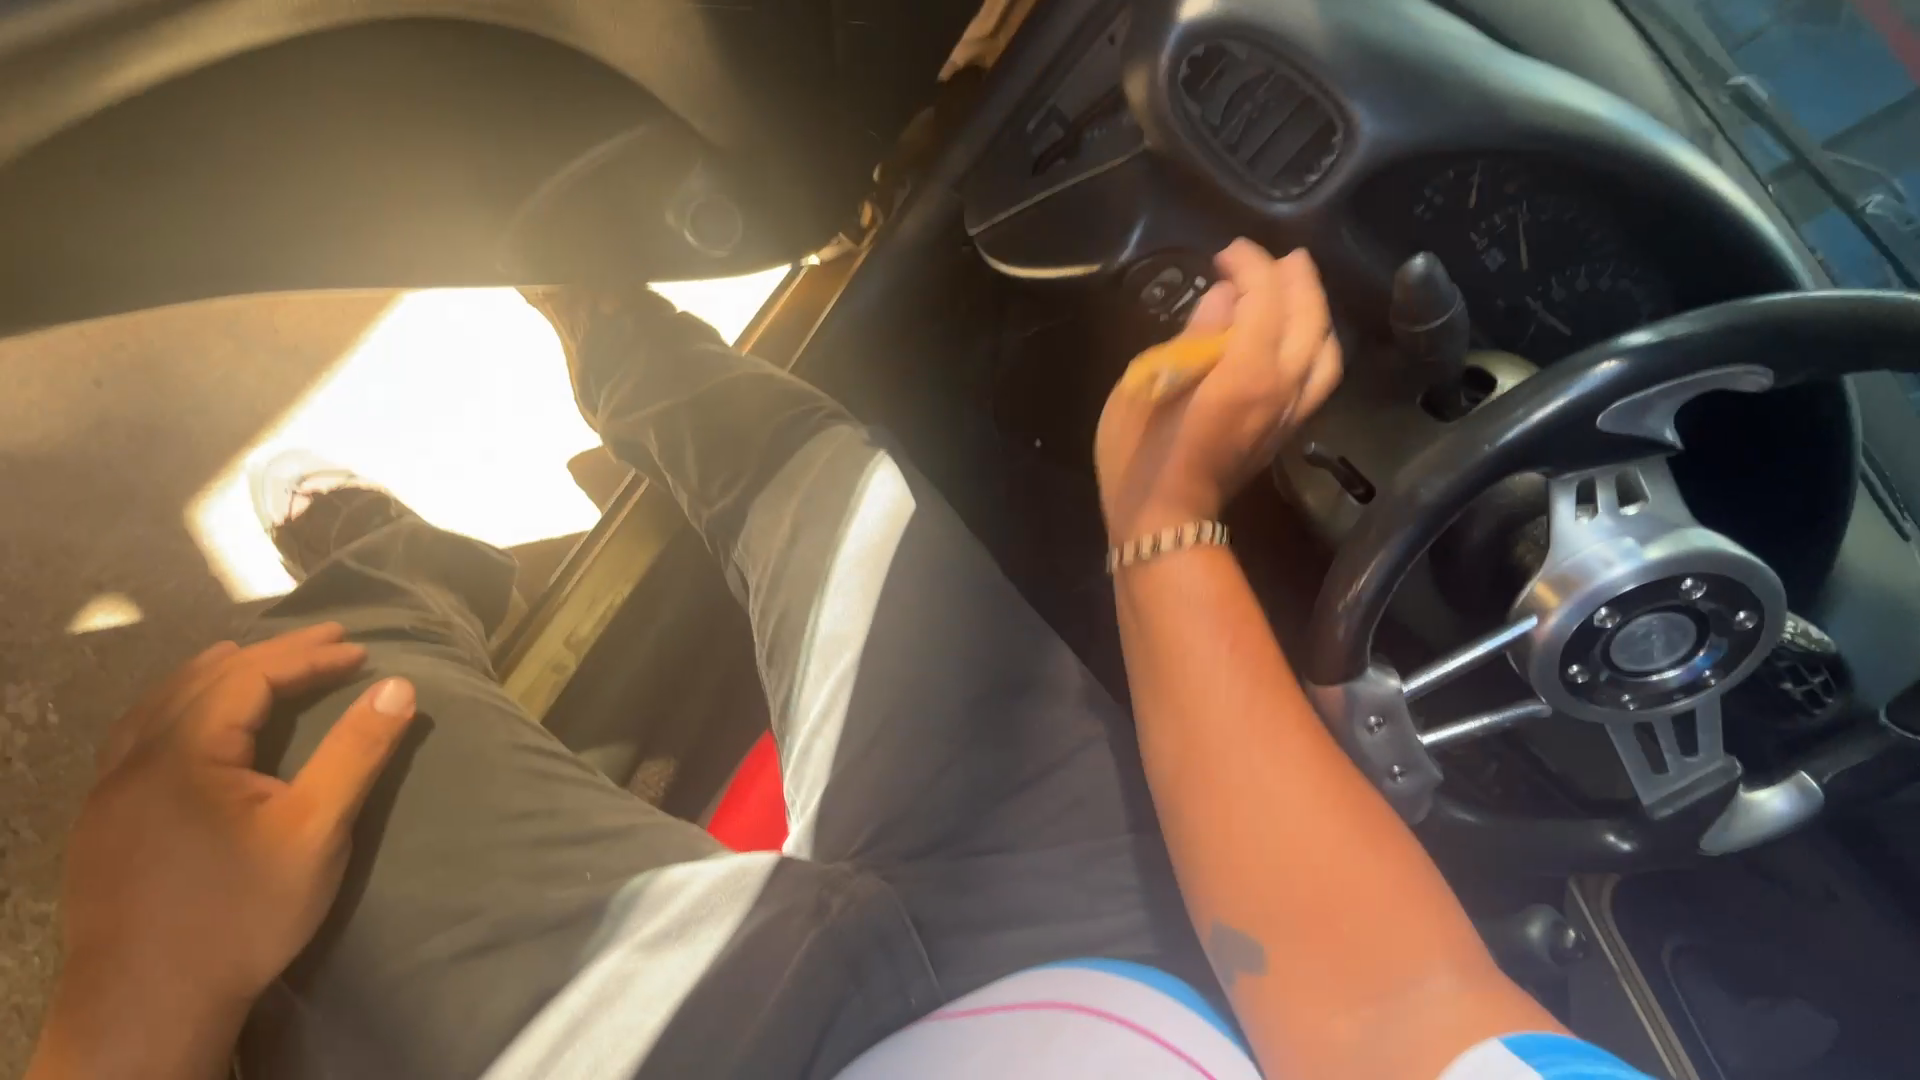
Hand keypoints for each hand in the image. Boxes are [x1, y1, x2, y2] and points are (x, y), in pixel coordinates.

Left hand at [30, 624, 416, 1078]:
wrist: (146, 1009)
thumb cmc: (243, 912)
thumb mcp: (319, 829)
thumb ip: (357, 752)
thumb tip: (398, 685)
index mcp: (181, 757)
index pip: (247, 679)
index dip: (307, 657)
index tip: (361, 650)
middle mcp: (132, 764)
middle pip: (201, 682)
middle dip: (270, 655)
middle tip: (329, 640)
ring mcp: (107, 796)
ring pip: (159, 707)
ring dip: (219, 675)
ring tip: (262, 662)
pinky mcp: (104, 825)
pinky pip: (139, 738)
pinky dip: (182, 707)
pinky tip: (198, 721)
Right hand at [1096, 241, 1342, 540]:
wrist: (1164, 521)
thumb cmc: (1140, 455)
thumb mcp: (1149, 386)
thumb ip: (1194, 336)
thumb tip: (1223, 299)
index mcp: (1246, 371)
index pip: (1266, 298)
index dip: (1250, 266)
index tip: (1226, 253)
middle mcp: (1283, 387)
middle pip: (1308, 316)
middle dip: (1293, 278)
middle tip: (1272, 257)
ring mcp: (1290, 412)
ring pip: (1325, 348)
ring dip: (1314, 310)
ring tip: (1294, 290)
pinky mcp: (1286, 430)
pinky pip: (1320, 375)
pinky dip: (1315, 344)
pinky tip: (1297, 337)